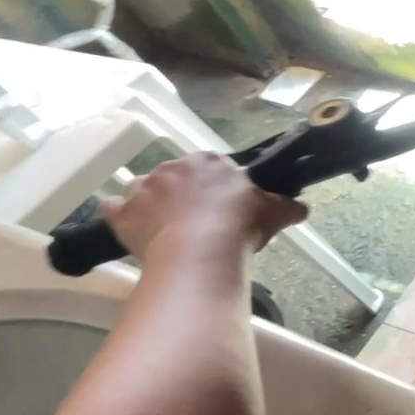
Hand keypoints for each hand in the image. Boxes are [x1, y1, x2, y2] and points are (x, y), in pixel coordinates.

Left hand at [99, 153, 306, 256]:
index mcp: (211, 161)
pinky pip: (113, 207)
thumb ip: (289, 207)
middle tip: (201, 216)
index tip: (226, 201)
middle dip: (186, 191)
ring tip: (167, 223)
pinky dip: (118, 212)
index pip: (213, 164)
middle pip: (177, 174)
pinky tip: (130, 224)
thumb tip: (301, 208)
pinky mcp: (121, 213)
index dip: (219, 183)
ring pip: (144, 187)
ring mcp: (143, 189)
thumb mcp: (277, 213)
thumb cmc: (240, 225)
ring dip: (152, 200)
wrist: (200, 252)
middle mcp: (174, 167)